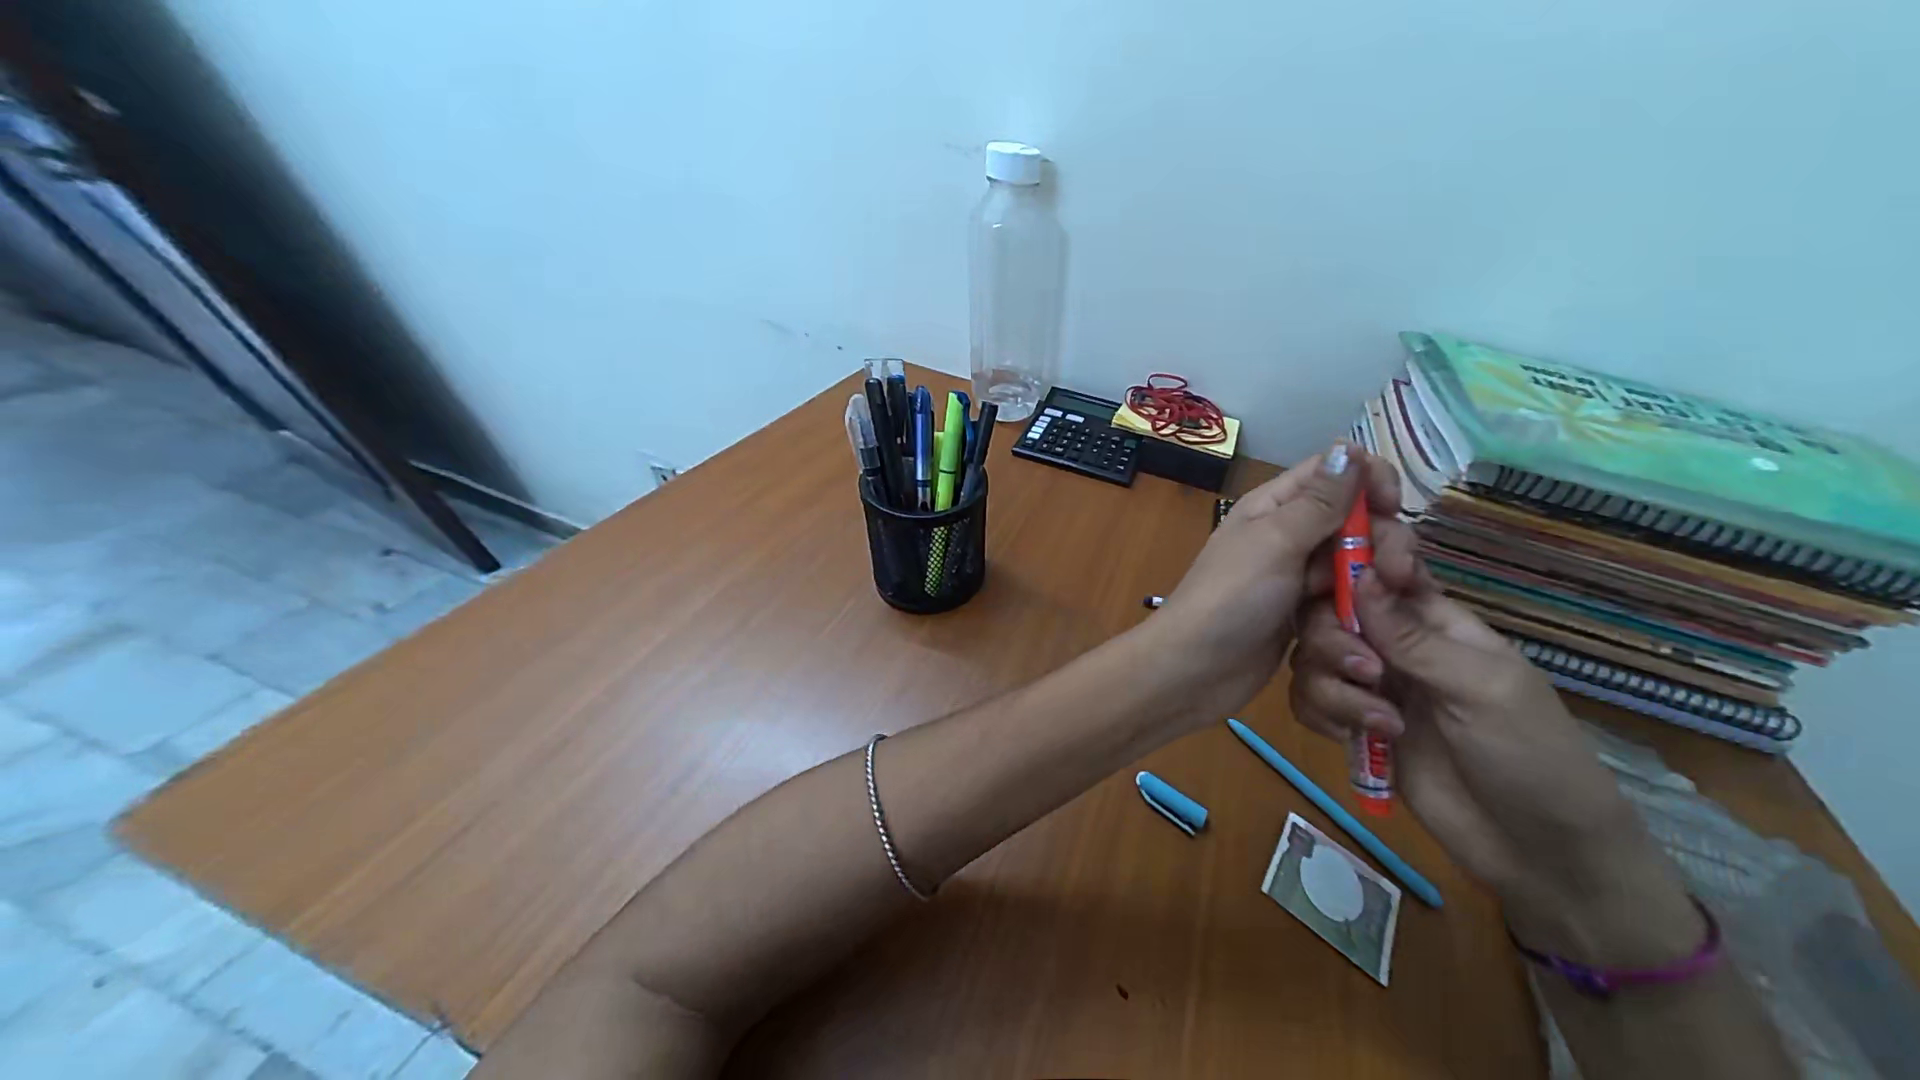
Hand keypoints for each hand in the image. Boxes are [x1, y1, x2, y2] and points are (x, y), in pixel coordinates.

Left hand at [1148, 445, 1400, 725]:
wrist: (1195, 669)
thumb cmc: (1231, 598)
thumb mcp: (1275, 542)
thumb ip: (1318, 501)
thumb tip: (1350, 446)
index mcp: (1272, 506)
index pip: (1333, 472)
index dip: (1369, 479)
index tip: (1393, 507)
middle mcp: (1286, 534)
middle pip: (1354, 519)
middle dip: (1381, 540)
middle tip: (1395, 574)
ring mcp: (1295, 575)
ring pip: (1354, 561)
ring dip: (1374, 579)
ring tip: (1385, 604)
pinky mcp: (1304, 612)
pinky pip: (1344, 598)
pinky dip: (1359, 607)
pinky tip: (1373, 624)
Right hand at [1289, 555, 1701, 963]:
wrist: (1537, 852)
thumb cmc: (1531, 756)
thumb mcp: (1482, 688)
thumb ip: (1413, 636)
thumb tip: (1359, 575)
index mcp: (1434, 620)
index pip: (1381, 569)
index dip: (1350, 563)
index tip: (1331, 581)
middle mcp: (1393, 645)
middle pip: (1327, 613)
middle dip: (1333, 641)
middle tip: (1367, 675)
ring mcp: (1371, 686)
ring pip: (1310, 658)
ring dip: (1331, 688)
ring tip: (1379, 725)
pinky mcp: (1353, 725)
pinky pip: (1307, 701)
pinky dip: (1321, 716)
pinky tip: (1352, 739)